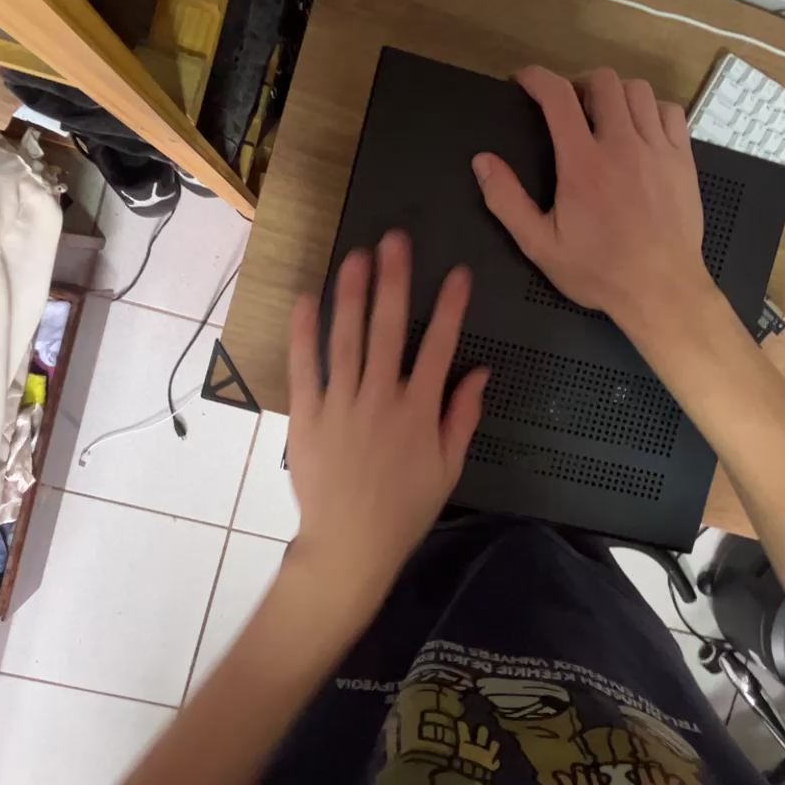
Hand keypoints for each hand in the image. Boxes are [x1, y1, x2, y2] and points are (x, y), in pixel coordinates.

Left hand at [284, 230, 489, 604]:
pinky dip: (303, 334)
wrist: (351, 544)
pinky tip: (305, 300)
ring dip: (350, 295)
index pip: (439, 348)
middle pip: (387, 330)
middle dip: (393, 281)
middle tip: (394, 240)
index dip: (450, 308)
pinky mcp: (307, 416)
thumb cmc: (405, 507)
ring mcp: (341, 405)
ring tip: (355, 257)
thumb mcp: (448, 467)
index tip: (457, 273)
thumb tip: (480, 371)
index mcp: (419, 411)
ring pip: (346, 340)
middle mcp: (381, 398)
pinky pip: (304, 369)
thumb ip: (463, 416)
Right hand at [472, 66, 710, 328]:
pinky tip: (640, 130)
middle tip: (567, 106)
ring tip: (602, 115)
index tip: (525, 80)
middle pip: (603, 81)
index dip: (537, 78)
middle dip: (578, 83)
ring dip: (615, 93)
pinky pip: (670, 111)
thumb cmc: (597, 271)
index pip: (558, 97)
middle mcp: (622, 144)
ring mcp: (658, 149)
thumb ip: (507, 200)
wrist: (660, 289)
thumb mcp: (540, 245)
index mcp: (583, 163)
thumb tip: (482, 161)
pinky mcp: (683, 160)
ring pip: (639, 90)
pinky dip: (651, 109)